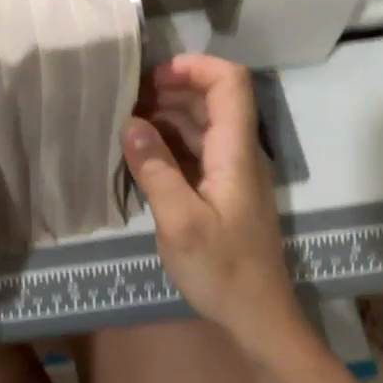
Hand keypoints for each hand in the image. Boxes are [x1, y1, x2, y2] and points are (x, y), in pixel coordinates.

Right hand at [123, 55, 304, 351]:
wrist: (257, 315)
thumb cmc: (222, 270)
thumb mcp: (180, 222)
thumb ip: (155, 171)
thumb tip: (130, 125)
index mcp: (235, 152)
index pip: (229, 83)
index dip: (194, 67)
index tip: (151, 77)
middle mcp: (238, 154)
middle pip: (213, 100)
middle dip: (171, 90)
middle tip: (125, 101)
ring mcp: (232, 174)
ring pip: (202, 126)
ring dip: (166, 117)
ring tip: (124, 125)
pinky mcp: (223, 193)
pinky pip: (197, 153)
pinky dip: (169, 145)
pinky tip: (140, 157)